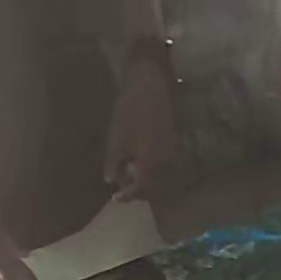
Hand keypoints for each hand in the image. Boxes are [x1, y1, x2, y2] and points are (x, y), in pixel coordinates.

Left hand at [103, 57, 175, 199]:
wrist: (148, 81)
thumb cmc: (129, 110)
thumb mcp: (116, 139)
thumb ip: (113, 163)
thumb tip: (110, 180)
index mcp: (150, 163)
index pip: (139, 188)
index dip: (127, 195)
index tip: (115, 198)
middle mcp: (163, 162)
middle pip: (149, 182)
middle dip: (134, 186)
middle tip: (120, 185)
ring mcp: (169, 150)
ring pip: (155, 171)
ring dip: (140, 174)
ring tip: (126, 170)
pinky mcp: (170, 138)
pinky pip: (158, 159)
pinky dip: (147, 163)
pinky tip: (136, 156)